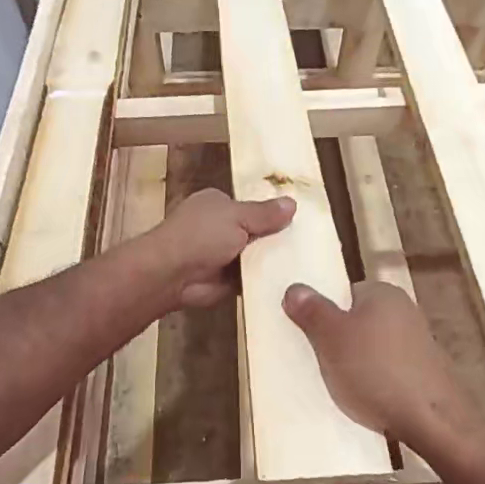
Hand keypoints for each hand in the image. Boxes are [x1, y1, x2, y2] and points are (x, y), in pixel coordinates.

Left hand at [143, 189, 295, 308]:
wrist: (173, 275)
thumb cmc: (202, 235)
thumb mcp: (237, 216)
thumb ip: (265, 213)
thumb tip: (293, 203)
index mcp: (218, 204)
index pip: (252, 206)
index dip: (273, 212)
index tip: (299, 219)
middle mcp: (220, 228)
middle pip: (257, 231)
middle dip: (277, 238)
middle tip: (311, 243)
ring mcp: (223, 255)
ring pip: (257, 256)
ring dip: (274, 261)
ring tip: (309, 261)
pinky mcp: (227, 280)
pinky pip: (254, 278)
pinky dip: (267, 280)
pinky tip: (292, 280)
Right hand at [282, 280, 484, 456]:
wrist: (432, 420)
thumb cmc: (375, 371)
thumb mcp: (331, 338)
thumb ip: (312, 311)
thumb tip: (295, 287)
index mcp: (384, 293)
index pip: (346, 293)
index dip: (326, 314)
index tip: (312, 338)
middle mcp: (407, 311)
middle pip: (361, 321)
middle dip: (342, 342)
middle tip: (322, 365)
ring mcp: (421, 343)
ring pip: (376, 349)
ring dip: (360, 365)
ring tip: (343, 388)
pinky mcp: (429, 373)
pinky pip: (392, 372)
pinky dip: (379, 383)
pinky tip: (369, 402)